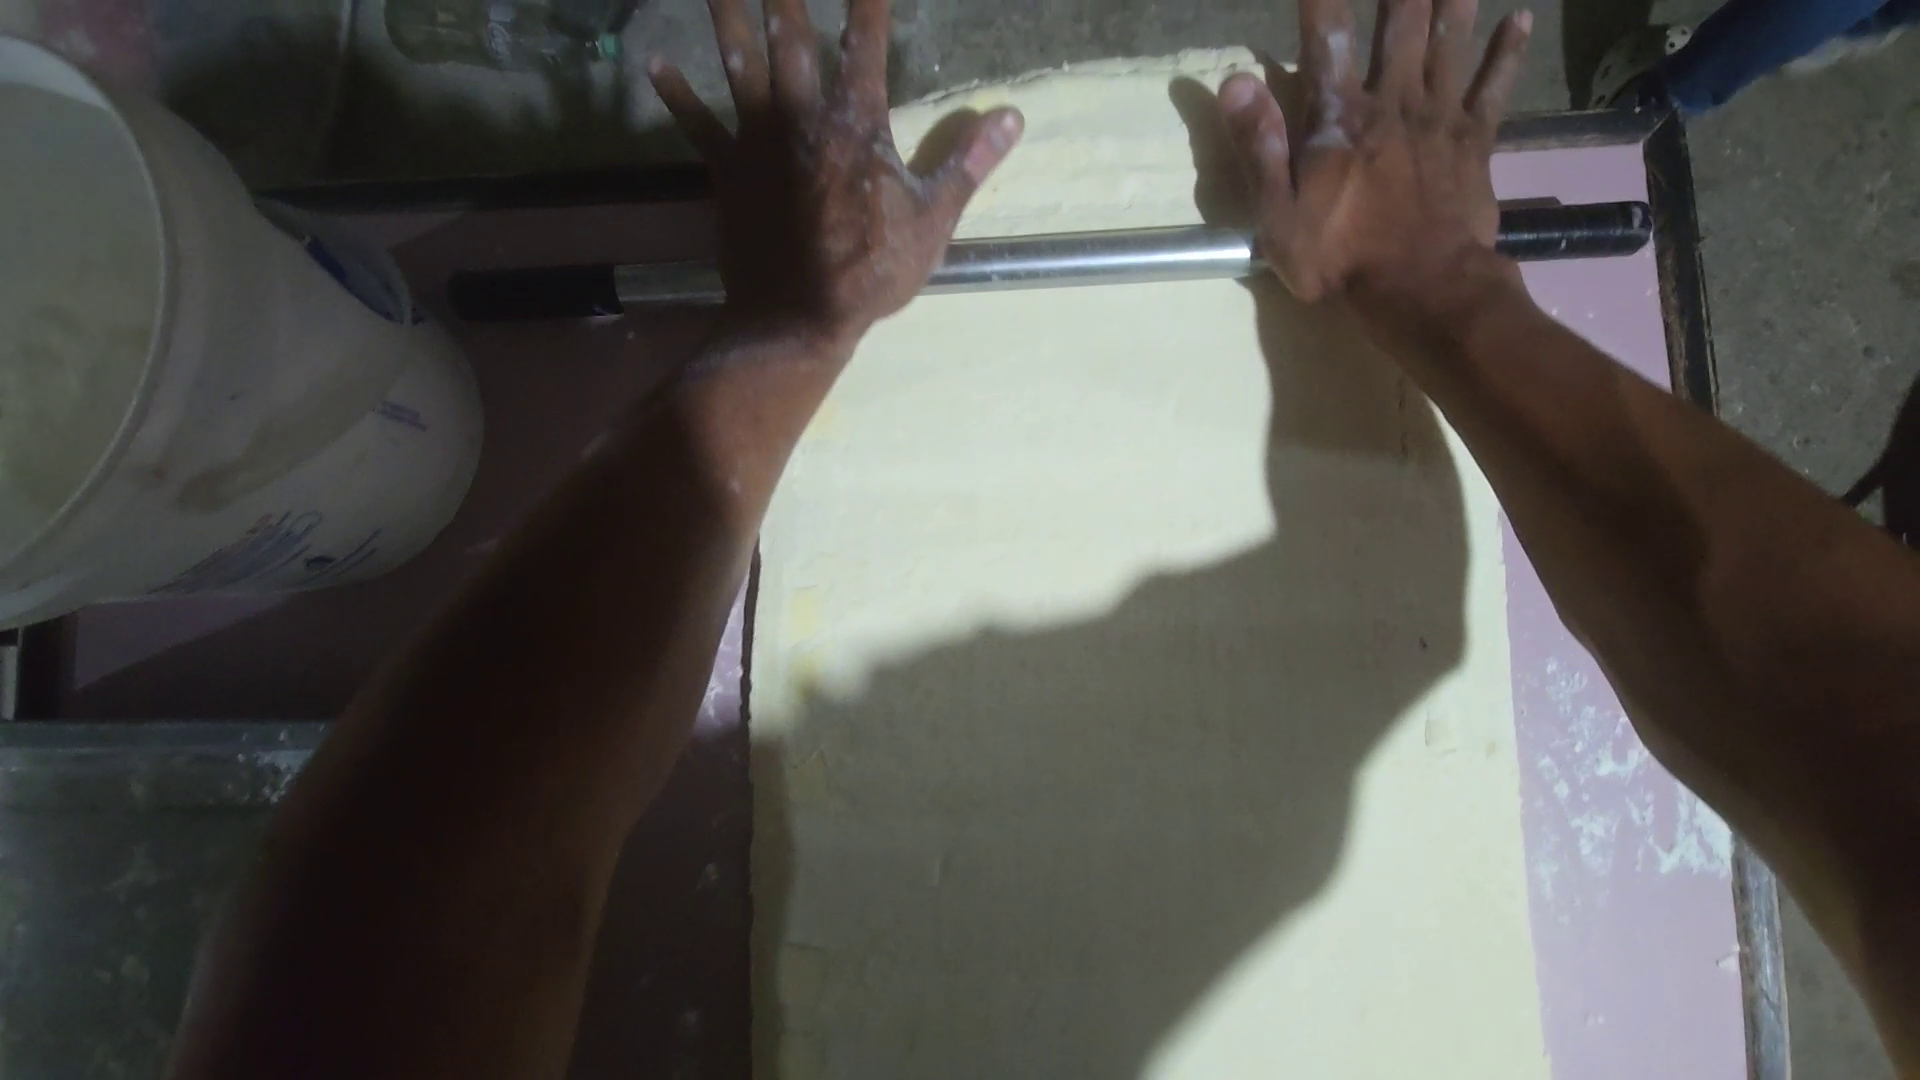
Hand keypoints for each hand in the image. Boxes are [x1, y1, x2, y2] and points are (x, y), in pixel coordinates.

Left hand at [649, 0, 1023, 347]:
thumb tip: (1013, 117)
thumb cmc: (872, 271)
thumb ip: (967, 164)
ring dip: (724, 12)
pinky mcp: (728, 171)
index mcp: (857, 122)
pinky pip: (696, 124)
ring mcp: (758, 139)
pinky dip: (675, 94)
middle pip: (790, 31)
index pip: (866, 39)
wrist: (800, 316)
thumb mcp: (932, 222)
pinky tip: (654, 63)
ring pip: (737, 60)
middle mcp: (802, 114)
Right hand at [1216, 0, 1530, 306]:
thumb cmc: (1337, 259)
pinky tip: (1520, 20)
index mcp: (1339, 120)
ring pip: (1450, 40)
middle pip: (1401, 23)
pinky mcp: (1474, 142)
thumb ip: (1259, 147)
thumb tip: (1235, 82)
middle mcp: (1393, 102)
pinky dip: (1508, 51)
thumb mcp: (1277, 216)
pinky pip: (1495, 86)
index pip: (1327, 39)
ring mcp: (1439, 118)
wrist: (1419, 288)